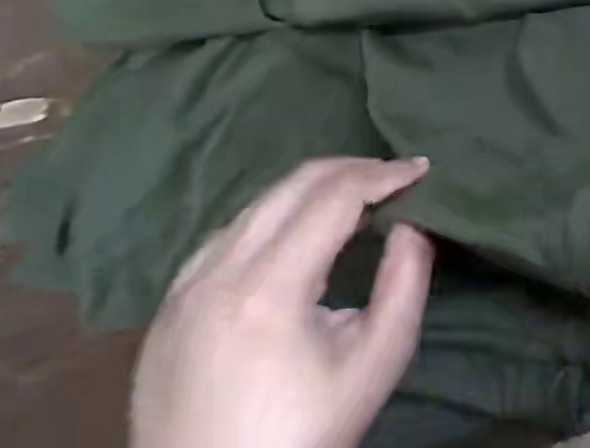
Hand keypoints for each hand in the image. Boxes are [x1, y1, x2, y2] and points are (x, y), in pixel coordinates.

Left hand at [131, 157, 433, 447]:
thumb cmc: (305, 433)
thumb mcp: (378, 360)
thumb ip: (406, 280)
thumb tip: (410, 223)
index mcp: (267, 289)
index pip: (336, 196)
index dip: (385, 173)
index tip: (422, 169)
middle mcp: (216, 275)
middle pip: (294, 184)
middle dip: (353, 168)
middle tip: (395, 175)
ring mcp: (182, 290)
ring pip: (259, 202)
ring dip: (314, 189)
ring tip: (357, 198)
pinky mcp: (166, 309)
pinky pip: (227, 234)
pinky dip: (273, 215)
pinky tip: (297, 233)